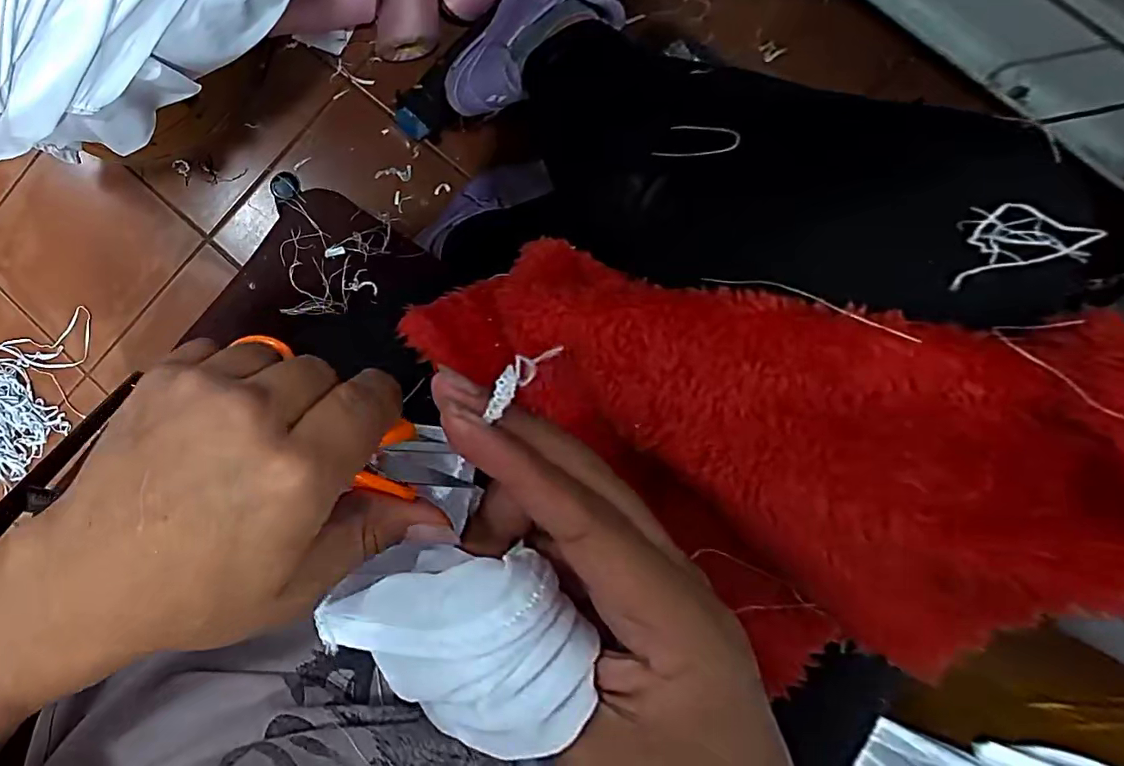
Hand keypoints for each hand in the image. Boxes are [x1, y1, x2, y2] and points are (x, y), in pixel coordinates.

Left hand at [0, 342, 440, 765]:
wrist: (91, 572)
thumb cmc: (200, 591)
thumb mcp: (294, 584)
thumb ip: (367, 533)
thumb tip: (433, 514)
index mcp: (298, 472)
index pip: (368, 400)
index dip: (380, 402)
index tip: (371, 416)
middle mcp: (257, 414)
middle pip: (324, 371)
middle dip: (324, 401)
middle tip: (298, 439)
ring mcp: (207, 384)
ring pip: (276, 354)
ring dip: (276, 383)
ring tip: (250, 425)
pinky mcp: (168, 370)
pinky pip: (224, 348)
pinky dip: (230, 373)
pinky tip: (211, 412)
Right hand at [435, 370, 790, 765]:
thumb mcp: (588, 746)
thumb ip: (519, 660)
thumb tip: (458, 587)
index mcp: (674, 613)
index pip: (584, 517)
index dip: (516, 462)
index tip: (460, 416)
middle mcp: (667, 571)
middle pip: (583, 476)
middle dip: (513, 428)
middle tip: (449, 392)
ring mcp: (648, 570)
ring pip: (571, 490)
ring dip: (509, 484)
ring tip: (464, 542)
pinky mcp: (625, 578)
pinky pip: (564, 522)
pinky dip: (518, 510)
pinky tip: (485, 536)